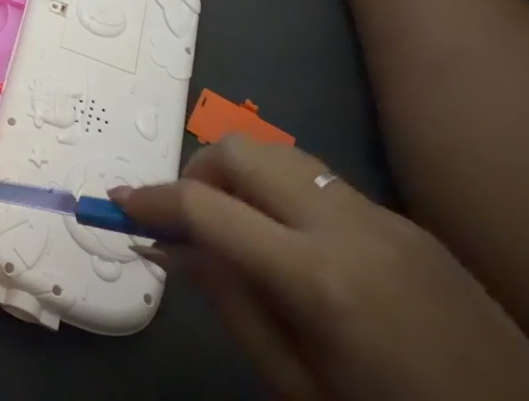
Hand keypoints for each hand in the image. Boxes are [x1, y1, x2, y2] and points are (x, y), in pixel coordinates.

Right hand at [116, 138, 528, 400]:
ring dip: (240, 176)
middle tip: (185, 223)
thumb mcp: (296, 384)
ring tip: (233, 230)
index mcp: (317, 280)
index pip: (205, 206)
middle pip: (244, 151)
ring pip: (284, 156)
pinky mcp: (412, 225)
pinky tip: (290, 248)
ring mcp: (388, 219)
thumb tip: (164, 245)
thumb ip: (227, 303)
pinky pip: (324, 184)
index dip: (150, 200)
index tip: (117, 206)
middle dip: (197, 173)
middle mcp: (351, 227)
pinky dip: (283, 195)